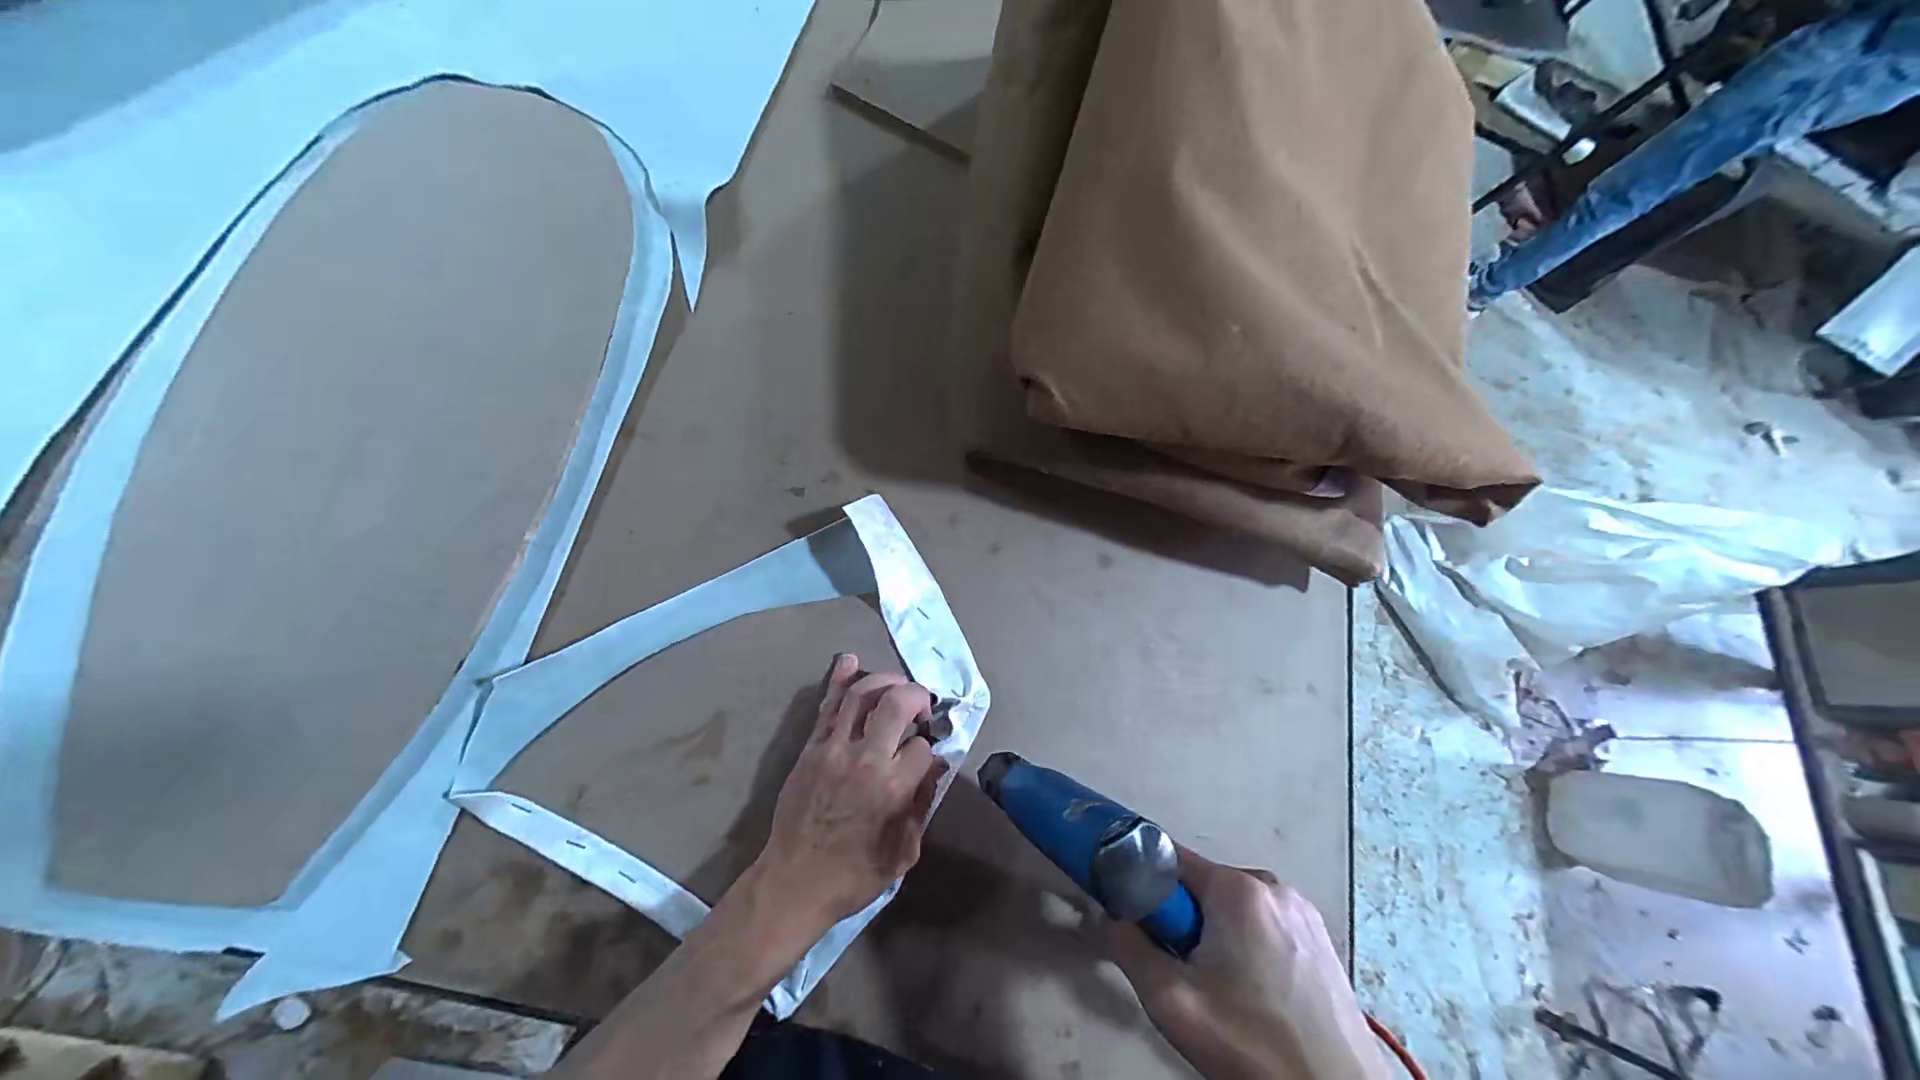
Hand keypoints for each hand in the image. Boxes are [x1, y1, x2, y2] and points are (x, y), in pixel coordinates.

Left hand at [749, 654, 945, 933]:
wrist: (793, 883)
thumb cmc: (853, 875)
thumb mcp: (902, 852)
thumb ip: (921, 805)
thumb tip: (933, 769)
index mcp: (892, 788)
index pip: (923, 746)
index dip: (930, 747)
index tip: (926, 756)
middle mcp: (865, 759)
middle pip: (897, 703)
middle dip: (917, 696)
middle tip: (922, 706)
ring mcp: (833, 749)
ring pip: (861, 694)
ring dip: (885, 681)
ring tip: (897, 685)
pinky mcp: (810, 748)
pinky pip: (827, 706)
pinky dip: (840, 679)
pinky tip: (851, 661)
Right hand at [1100, 848, 1389, 1079]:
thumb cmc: (1252, 1045)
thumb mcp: (1168, 999)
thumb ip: (1127, 945)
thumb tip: (1107, 913)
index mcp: (1238, 887)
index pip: (1167, 856)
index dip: (1142, 884)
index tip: (1135, 921)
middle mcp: (1273, 886)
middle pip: (1199, 887)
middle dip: (1182, 922)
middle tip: (1185, 974)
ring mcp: (1302, 912)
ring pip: (1230, 910)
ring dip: (1214, 939)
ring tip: (1221, 993)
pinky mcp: (1320, 940)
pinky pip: (1261, 927)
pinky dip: (1246, 950)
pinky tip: (1253, 997)